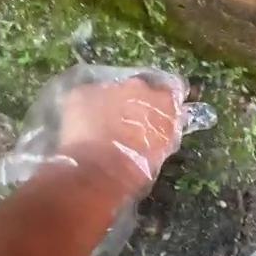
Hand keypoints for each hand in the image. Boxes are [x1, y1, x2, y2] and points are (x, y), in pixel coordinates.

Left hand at [54, 73, 185, 193]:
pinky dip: (87, 107)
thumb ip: (163, 130)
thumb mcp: (162, 149)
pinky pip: (87, 96)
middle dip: (135, 101)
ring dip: (110, 104)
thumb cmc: (137, 167)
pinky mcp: (83, 91)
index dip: (165, 102)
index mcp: (164, 101)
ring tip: (103, 127)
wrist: (100, 170)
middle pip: (139, 87)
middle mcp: (138, 86)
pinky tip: (85, 127)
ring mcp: (109, 86)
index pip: (172, 90)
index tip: (160, 112)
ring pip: (111, 90)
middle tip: (129, 122)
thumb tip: (160, 126)